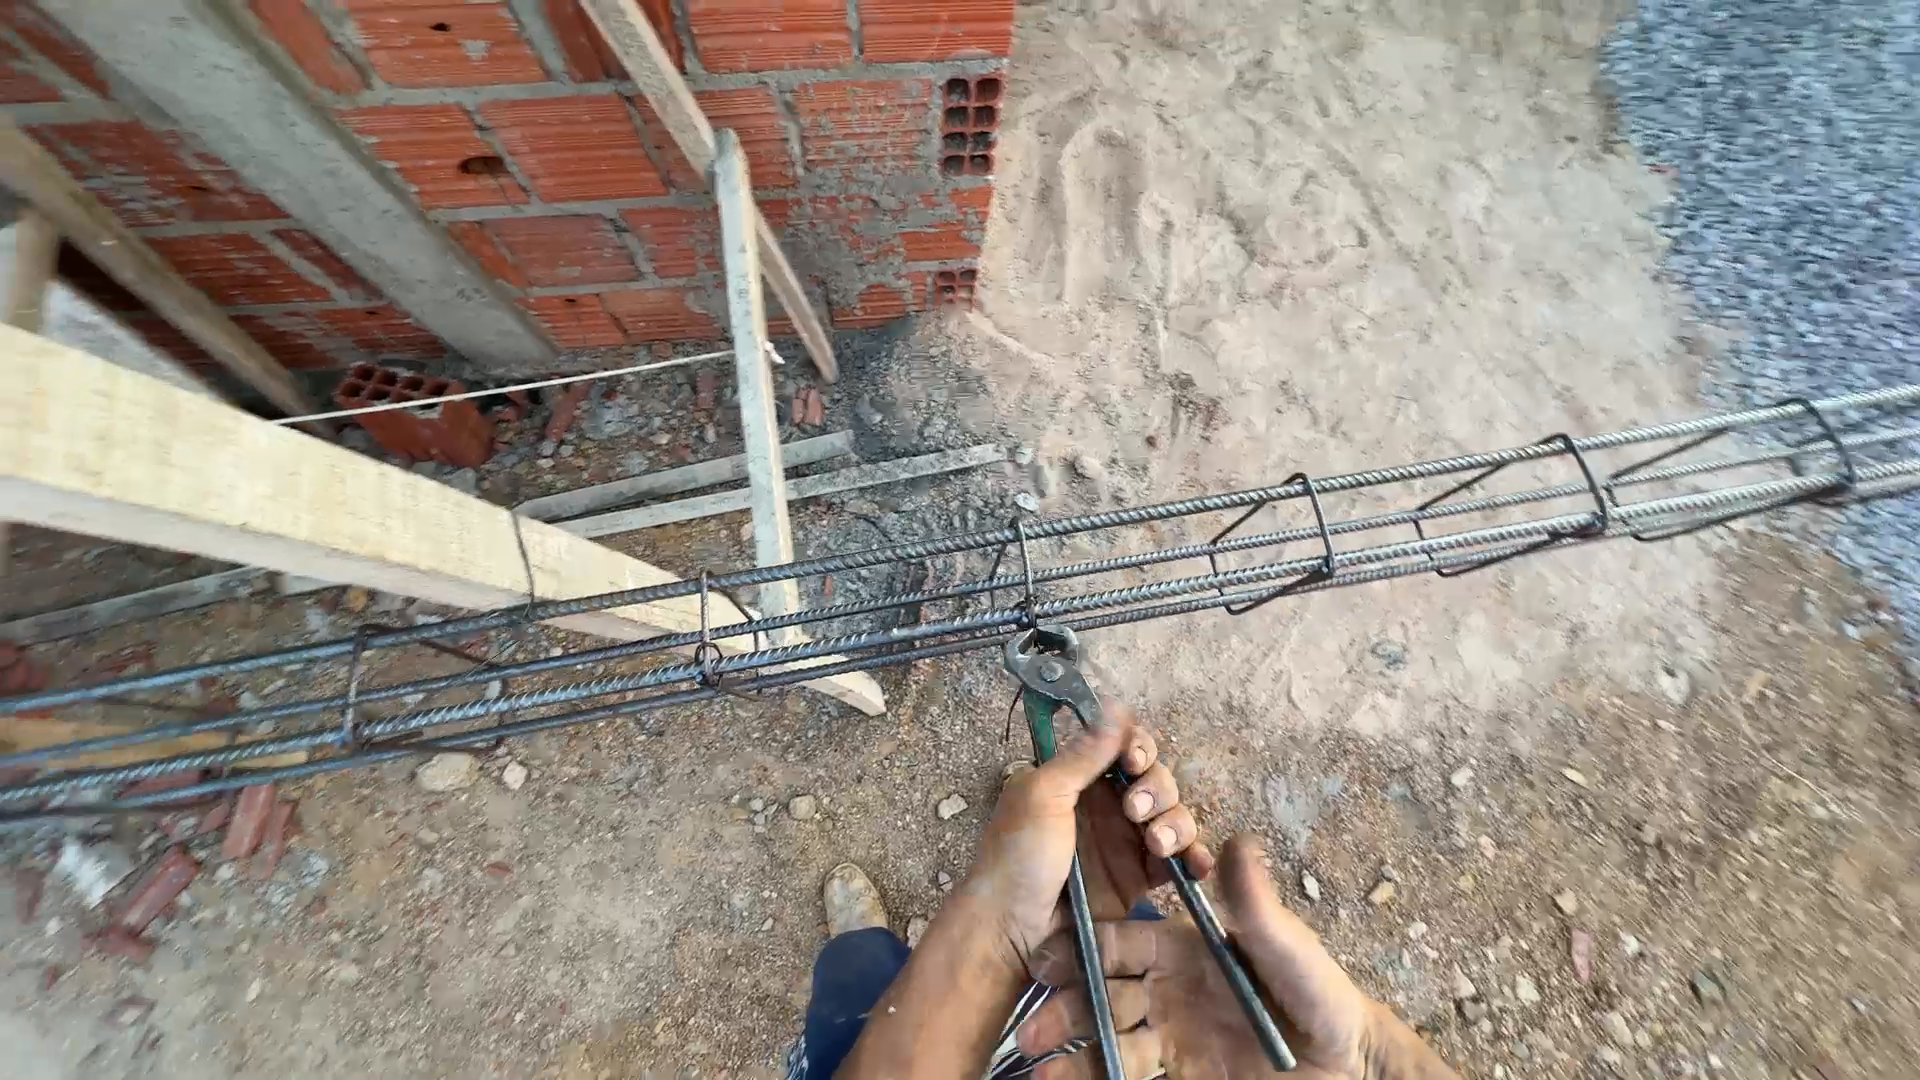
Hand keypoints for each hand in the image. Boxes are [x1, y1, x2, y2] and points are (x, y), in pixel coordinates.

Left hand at [958, 705, 1211, 973]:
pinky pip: (1179, 860)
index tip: (1133, 759)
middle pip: (1156, 778)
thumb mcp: (1043, 794)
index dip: (1138, 746)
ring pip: (1173, 815)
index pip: (1125, 746)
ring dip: (1176, 822)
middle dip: (1156, 787)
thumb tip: (1114, 704)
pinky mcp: (1141, 879)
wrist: (1012, 928)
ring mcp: (1127, 841)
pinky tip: (1196, 865)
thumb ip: (1084, 755)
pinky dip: (1194, 858)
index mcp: (1080, 776)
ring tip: (1156, 842)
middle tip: (1135, 809)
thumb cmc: (1018, 852)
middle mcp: (1108, 804)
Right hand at [1018, 835, 1459, 1079]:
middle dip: (1064, 1005)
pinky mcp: (1178, 1072)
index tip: (1048, 957)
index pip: (1121, 942)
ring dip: (1071, 1047)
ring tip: (1036, 1064)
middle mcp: (1164, 986)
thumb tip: (1236, 839)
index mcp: (1179, 946)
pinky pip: (1128, 1071)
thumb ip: (1255, 904)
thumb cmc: (1317, 993)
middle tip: (1029, 1027)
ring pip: (1108, 1033)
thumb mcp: (1285, 946)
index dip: (1085, 948)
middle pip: (1103, 989)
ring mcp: (1169, 1032)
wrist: (1346, 1065)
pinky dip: (1093, 1073)